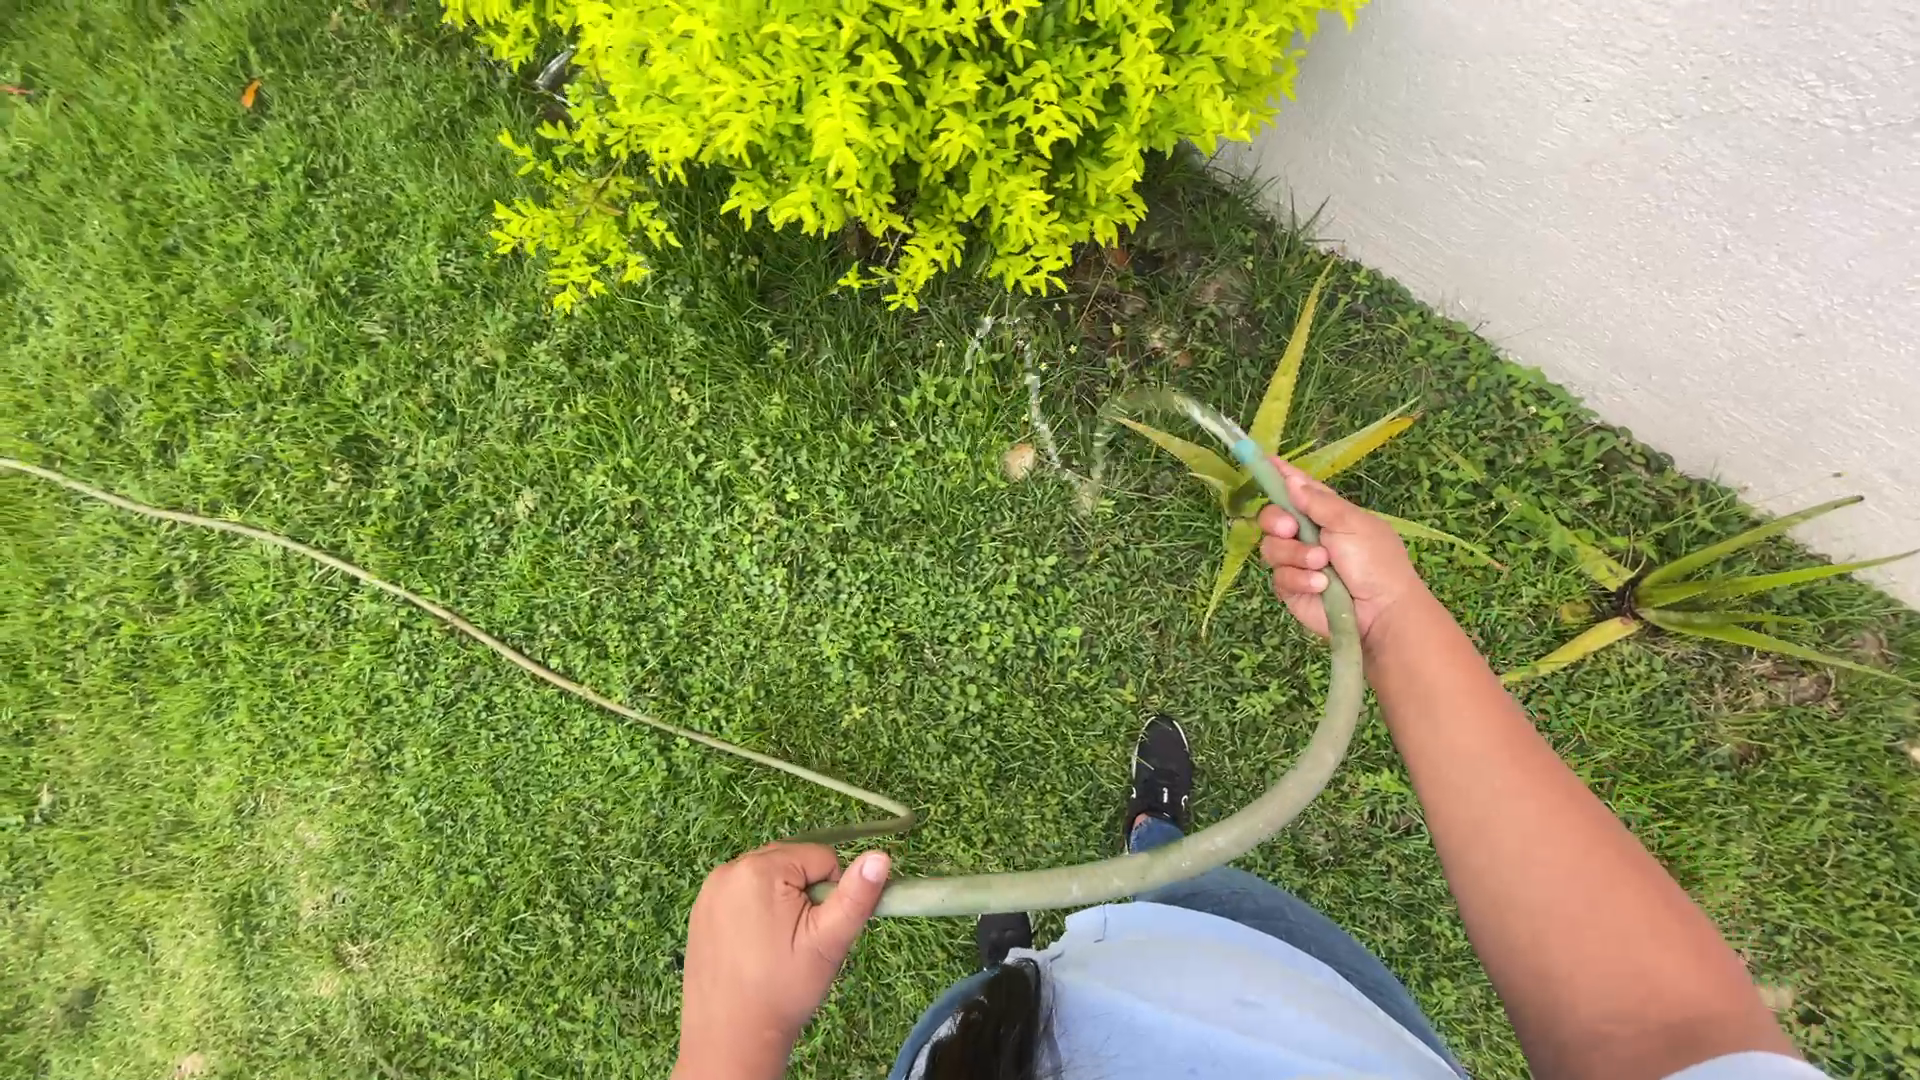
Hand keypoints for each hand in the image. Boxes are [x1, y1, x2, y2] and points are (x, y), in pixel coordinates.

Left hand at [673, 844, 891, 1079]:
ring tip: (778, 943)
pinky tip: (755, 945)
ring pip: (769, 874)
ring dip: (782, 898)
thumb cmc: (784, 990)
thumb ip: (856, 896)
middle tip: (798, 940)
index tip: (816, 931)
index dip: (829, 894)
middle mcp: (730, 869)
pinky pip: (743, 890)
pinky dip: (756, 907)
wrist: (730, 1043)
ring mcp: (711, 889)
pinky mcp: (701, 909)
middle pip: (792, 862)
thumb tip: (881, 856)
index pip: (820, 858)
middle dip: (804, 893)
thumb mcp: (828, 942)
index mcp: (761, 869)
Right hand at [1255, 458, 1429, 643]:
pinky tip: (1320, 586)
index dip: (1280, 475)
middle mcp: (1306, 534)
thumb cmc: (1376, 561)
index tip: (1263, 460)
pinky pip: (1278, 576)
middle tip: (1290, 529)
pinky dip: (1299, 580)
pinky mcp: (1289, 587)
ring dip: (1296, 555)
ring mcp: (1296, 561)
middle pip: (1271, 518)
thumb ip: (1318, 503)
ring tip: (1322, 565)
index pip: (1297, 488)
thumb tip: (1291, 481)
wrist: (1380, 611)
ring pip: (1271, 548)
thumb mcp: (1352, 523)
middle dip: (1276, 521)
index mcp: (1325, 513)